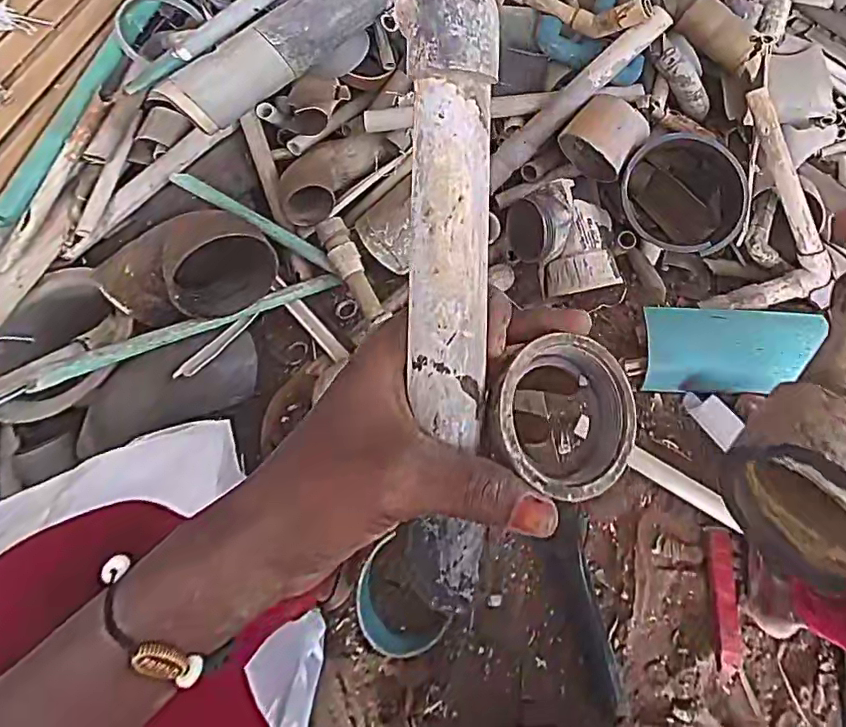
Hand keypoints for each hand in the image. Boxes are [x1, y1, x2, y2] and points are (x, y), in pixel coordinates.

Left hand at [239, 292, 591, 599]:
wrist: (272, 540)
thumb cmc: (312, 488)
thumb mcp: (401, 476)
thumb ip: (474, 488)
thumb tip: (538, 505)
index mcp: (395, 348)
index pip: (457, 305)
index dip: (499, 311)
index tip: (530, 334)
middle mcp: (406, 366)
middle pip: (477, 337)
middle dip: (527, 335)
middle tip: (573, 333)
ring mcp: (412, 401)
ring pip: (476, 377)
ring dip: (519, 376)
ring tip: (565, 376)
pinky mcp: (415, 437)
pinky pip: (468, 416)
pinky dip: (500, 418)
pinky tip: (530, 430)